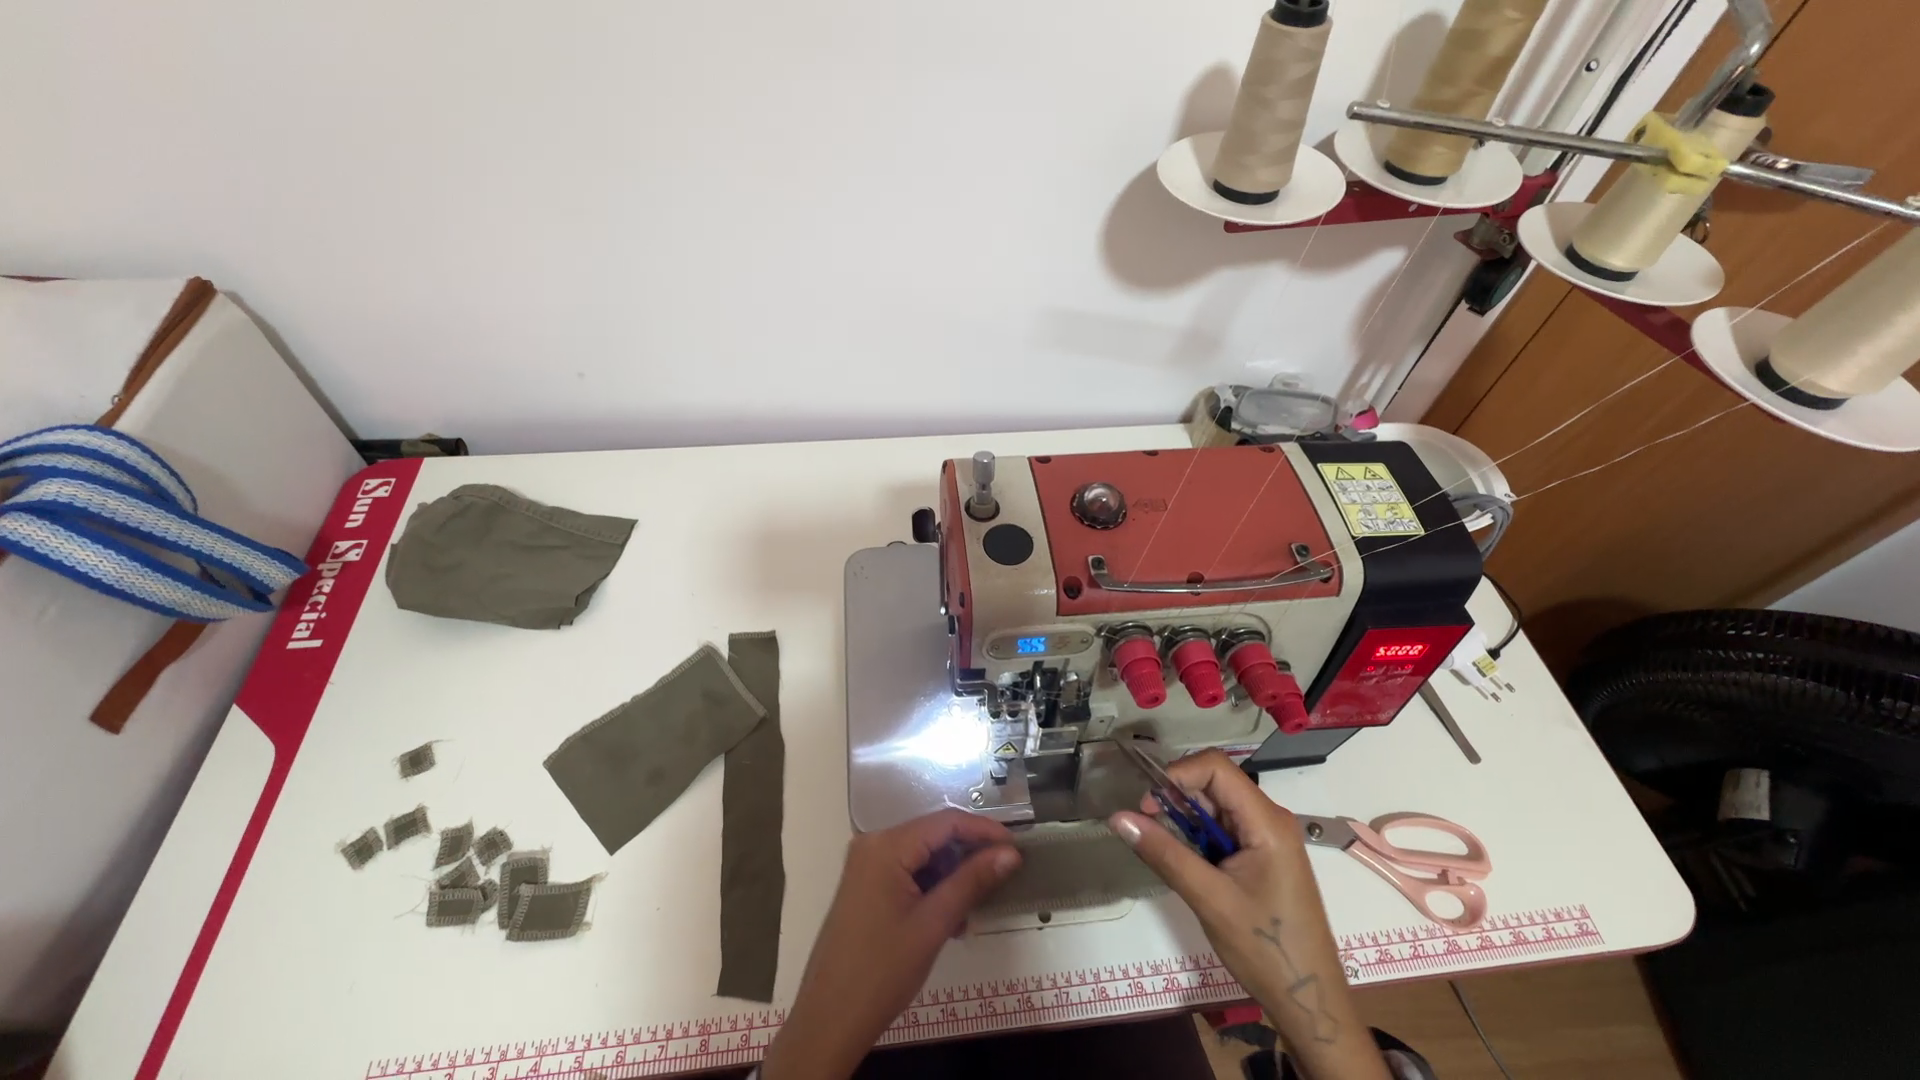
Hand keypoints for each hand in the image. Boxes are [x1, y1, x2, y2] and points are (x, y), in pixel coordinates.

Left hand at [761, 809, 1020, 1079]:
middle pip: (933, 836)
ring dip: (951, 877)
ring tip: (973, 910)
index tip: (1017, 847)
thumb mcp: (934, 923)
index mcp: (885, 846)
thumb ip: (972, 881)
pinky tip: (949, 919)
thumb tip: (1009, 853)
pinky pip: (907, 872)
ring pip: (922, 856)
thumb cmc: (883, 970)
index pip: (945, 822)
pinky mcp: (864, 886)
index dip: (984, 830)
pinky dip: (931, 888)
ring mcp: (865, 865)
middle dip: (968, 855)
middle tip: (1001, 878)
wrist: (830, 1017)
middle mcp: (872, 845)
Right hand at [1109, 751, 1387, 1079]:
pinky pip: (1224, 829)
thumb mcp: (1208, 899)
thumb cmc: (1264, 948)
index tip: (1147, 806)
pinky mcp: (1262, 857)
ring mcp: (1268, 838)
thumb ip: (1164, 853)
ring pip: (1217, 807)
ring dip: (1185, 819)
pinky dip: (1198, 837)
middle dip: (1176, 797)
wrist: (1308, 999)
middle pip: (1215, 783)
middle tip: (1147, 828)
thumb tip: (1118, 817)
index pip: (1216, 767)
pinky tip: (1185, 863)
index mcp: (1266, 821)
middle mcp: (1270, 820)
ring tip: (1163, 850)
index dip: (1177, 774)